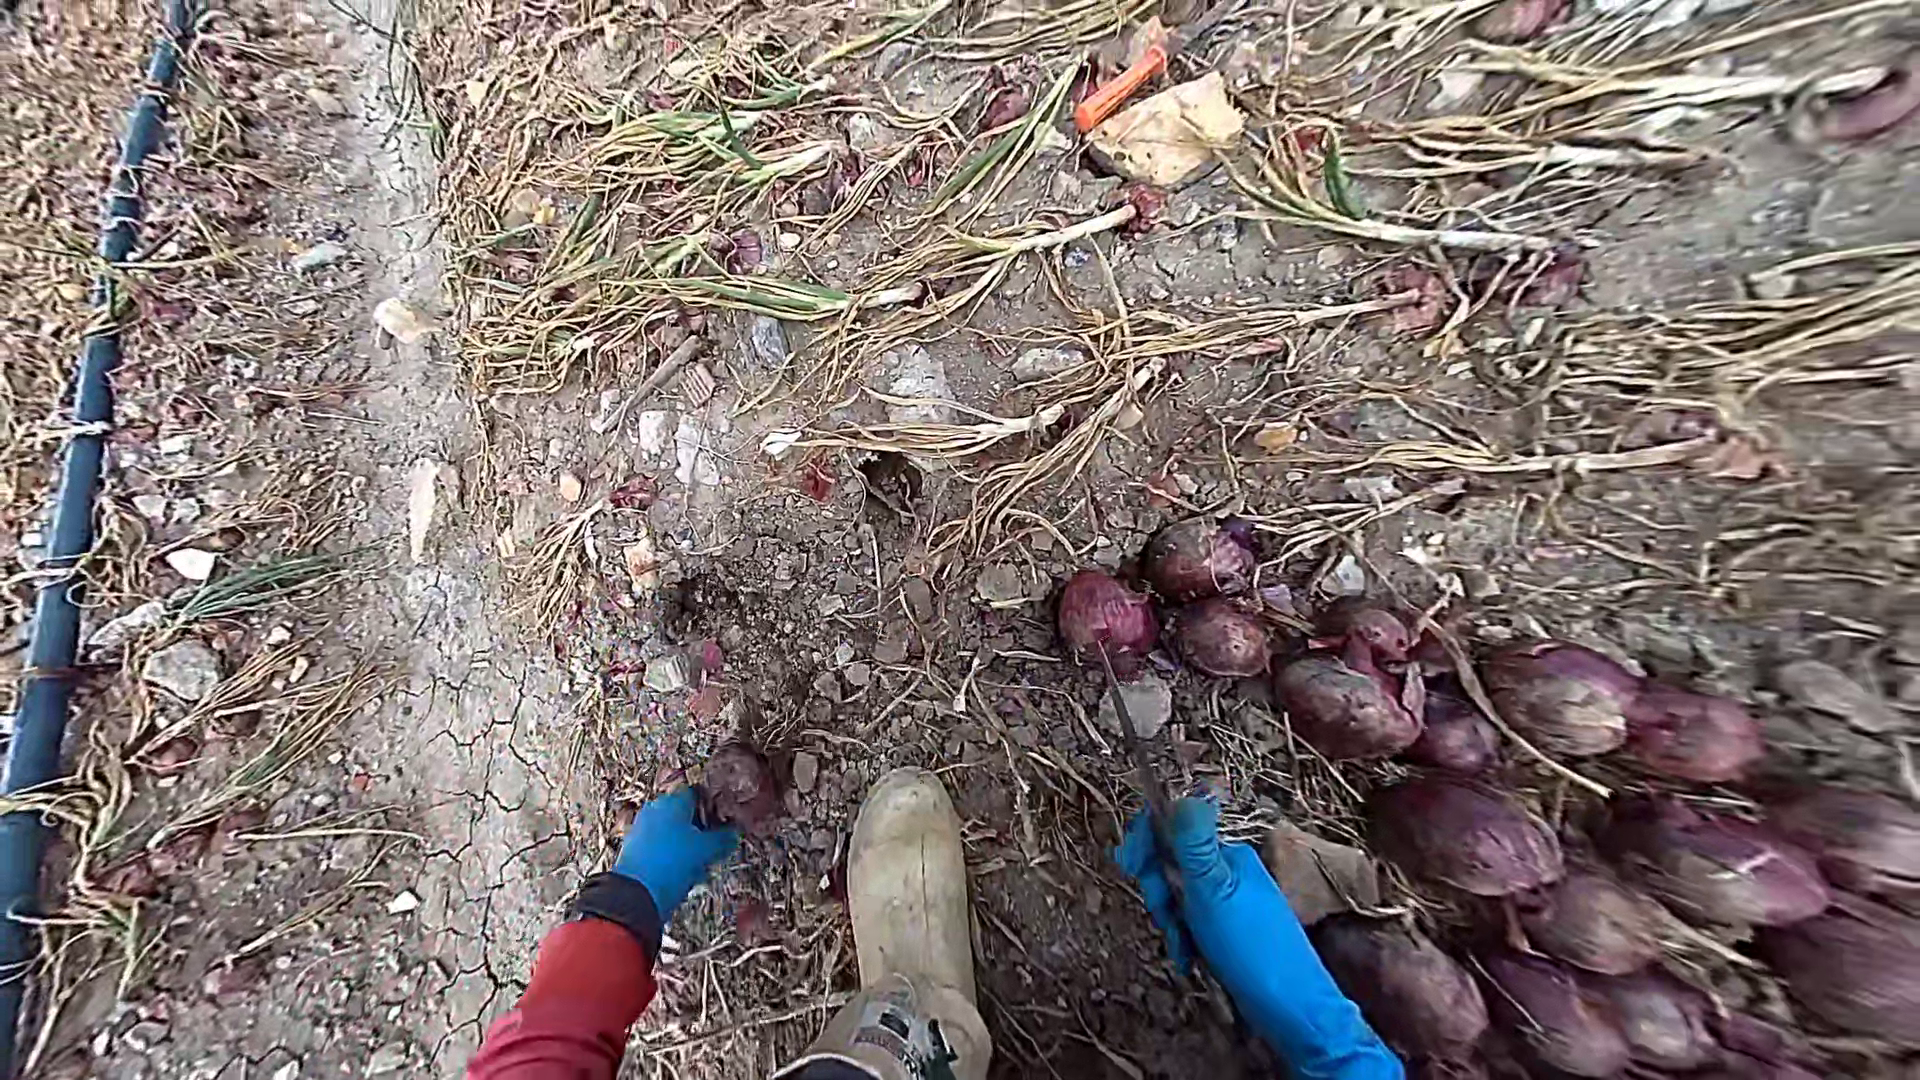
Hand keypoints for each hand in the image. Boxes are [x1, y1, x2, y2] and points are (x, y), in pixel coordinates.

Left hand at [612, 788, 739, 920]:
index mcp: (673, 801)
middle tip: (711, 841)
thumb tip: (733, 835)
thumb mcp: (707, 850)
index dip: (712, 806)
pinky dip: (669, 854)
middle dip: (698, 826)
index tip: (721, 820)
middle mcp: (654, 810)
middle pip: (682, 812)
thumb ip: (723, 838)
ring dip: (684, 842)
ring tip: (698, 860)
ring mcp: (640, 829)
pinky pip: (657, 846)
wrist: (634, 897)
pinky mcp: (631, 850)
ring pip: (670, 830)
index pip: (697, 793)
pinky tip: (680, 870)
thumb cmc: (671, 864)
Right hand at [1116, 798, 1403, 1079]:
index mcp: (1227, 851)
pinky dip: (1184, 936)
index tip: (1131, 864)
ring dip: (1170, 917)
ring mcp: (1229, 899)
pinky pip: (1192, 920)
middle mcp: (1228, 869)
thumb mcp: (1213, 890)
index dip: (1146, 841)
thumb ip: (1194, 842)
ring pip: (1178, 893)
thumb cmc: (1252, 949)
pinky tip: (1189, 957)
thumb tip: (1182, 792)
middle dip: (1159, 888)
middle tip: (1164, 915)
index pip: (1175, 825)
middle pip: (1172, 861)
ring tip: (1181, 944)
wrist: (1298, 1017)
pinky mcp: (1229, 929)